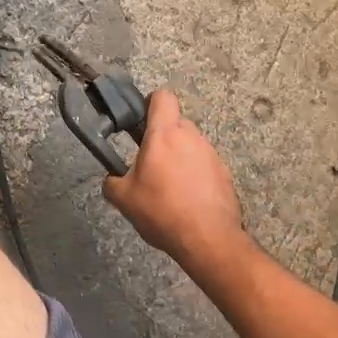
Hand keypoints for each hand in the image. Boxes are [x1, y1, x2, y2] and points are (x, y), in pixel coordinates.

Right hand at [102, 90, 248, 270]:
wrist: (209, 241)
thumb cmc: (162, 211)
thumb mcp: (124, 199)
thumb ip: (112, 182)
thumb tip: (112, 180)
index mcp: (164, 134)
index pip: (162, 97)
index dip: (151, 103)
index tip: (141, 122)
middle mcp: (191, 137)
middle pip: (176, 122)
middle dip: (164, 135)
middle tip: (151, 161)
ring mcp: (211, 154)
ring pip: (191, 144)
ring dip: (180, 156)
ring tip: (171, 185)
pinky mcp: (225, 174)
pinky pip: (205, 164)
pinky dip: (196, 174)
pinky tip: (189, 199)